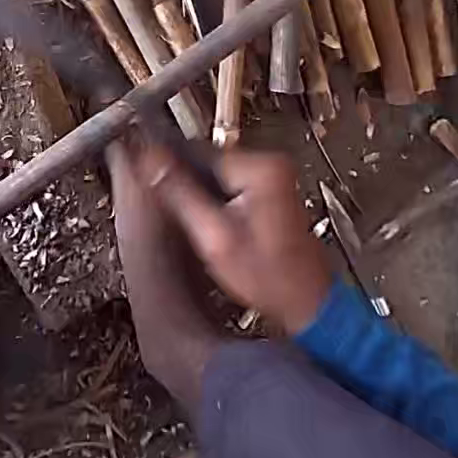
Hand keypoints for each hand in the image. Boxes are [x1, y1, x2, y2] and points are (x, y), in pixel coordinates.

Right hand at [142, 146, 332, 333]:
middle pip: (203, 158)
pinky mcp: (268, 186)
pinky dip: (211, 197)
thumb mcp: (213, 237)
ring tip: (193, 218)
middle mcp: (270, 163)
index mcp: (261, 168)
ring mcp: (272, 174)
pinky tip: (208, 220)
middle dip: (183, 181)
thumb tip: (149, 162)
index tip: (146, 174)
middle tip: (170, 206)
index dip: (168, 168)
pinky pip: (225, 181)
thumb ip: (179, 194)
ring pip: (211, 170)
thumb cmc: (271, 278)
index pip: (195, 151)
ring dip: (196, 190)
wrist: (310, 306)